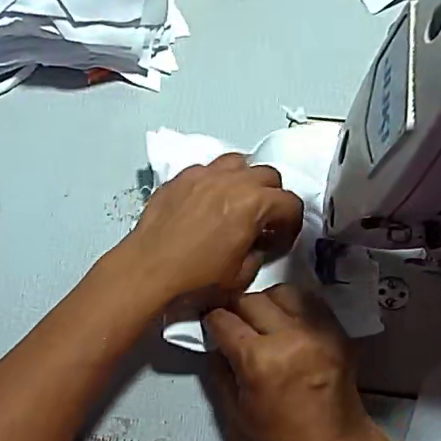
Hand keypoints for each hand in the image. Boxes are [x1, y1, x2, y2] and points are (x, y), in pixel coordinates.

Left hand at [109, 154, 304, 308]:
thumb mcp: (240, 277)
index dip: (292, 224)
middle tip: (264, 221)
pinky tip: (208, 204)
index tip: (281, 238)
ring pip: (238, 163)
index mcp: (252, 204)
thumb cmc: (193, 278)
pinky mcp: (179, 179)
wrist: (148, 270)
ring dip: (245, 180)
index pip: (290, 203)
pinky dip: (215, 181)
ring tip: (238, 204)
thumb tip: (257, 247)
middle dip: (273, 197)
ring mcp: (202, 175)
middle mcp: (230, 181)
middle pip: (268, 176)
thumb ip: (258, 254)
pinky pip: (207, 169)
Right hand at [204, 286, 406, 440]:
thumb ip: (221, 368)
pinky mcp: (337, 330)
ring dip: (265, 302)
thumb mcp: (236, 408)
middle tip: (232, 324)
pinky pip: (309, 301)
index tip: (209, 326)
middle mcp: (290, 336)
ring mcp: (317, 330)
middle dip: (235, 309)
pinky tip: (286, 323)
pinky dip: (292, 306)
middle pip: (250, 299)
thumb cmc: (280, 438)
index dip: (211, 321)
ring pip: (281, 291)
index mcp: (259, 360)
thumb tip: (214, 340)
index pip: (224, 319)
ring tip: (262, 321)